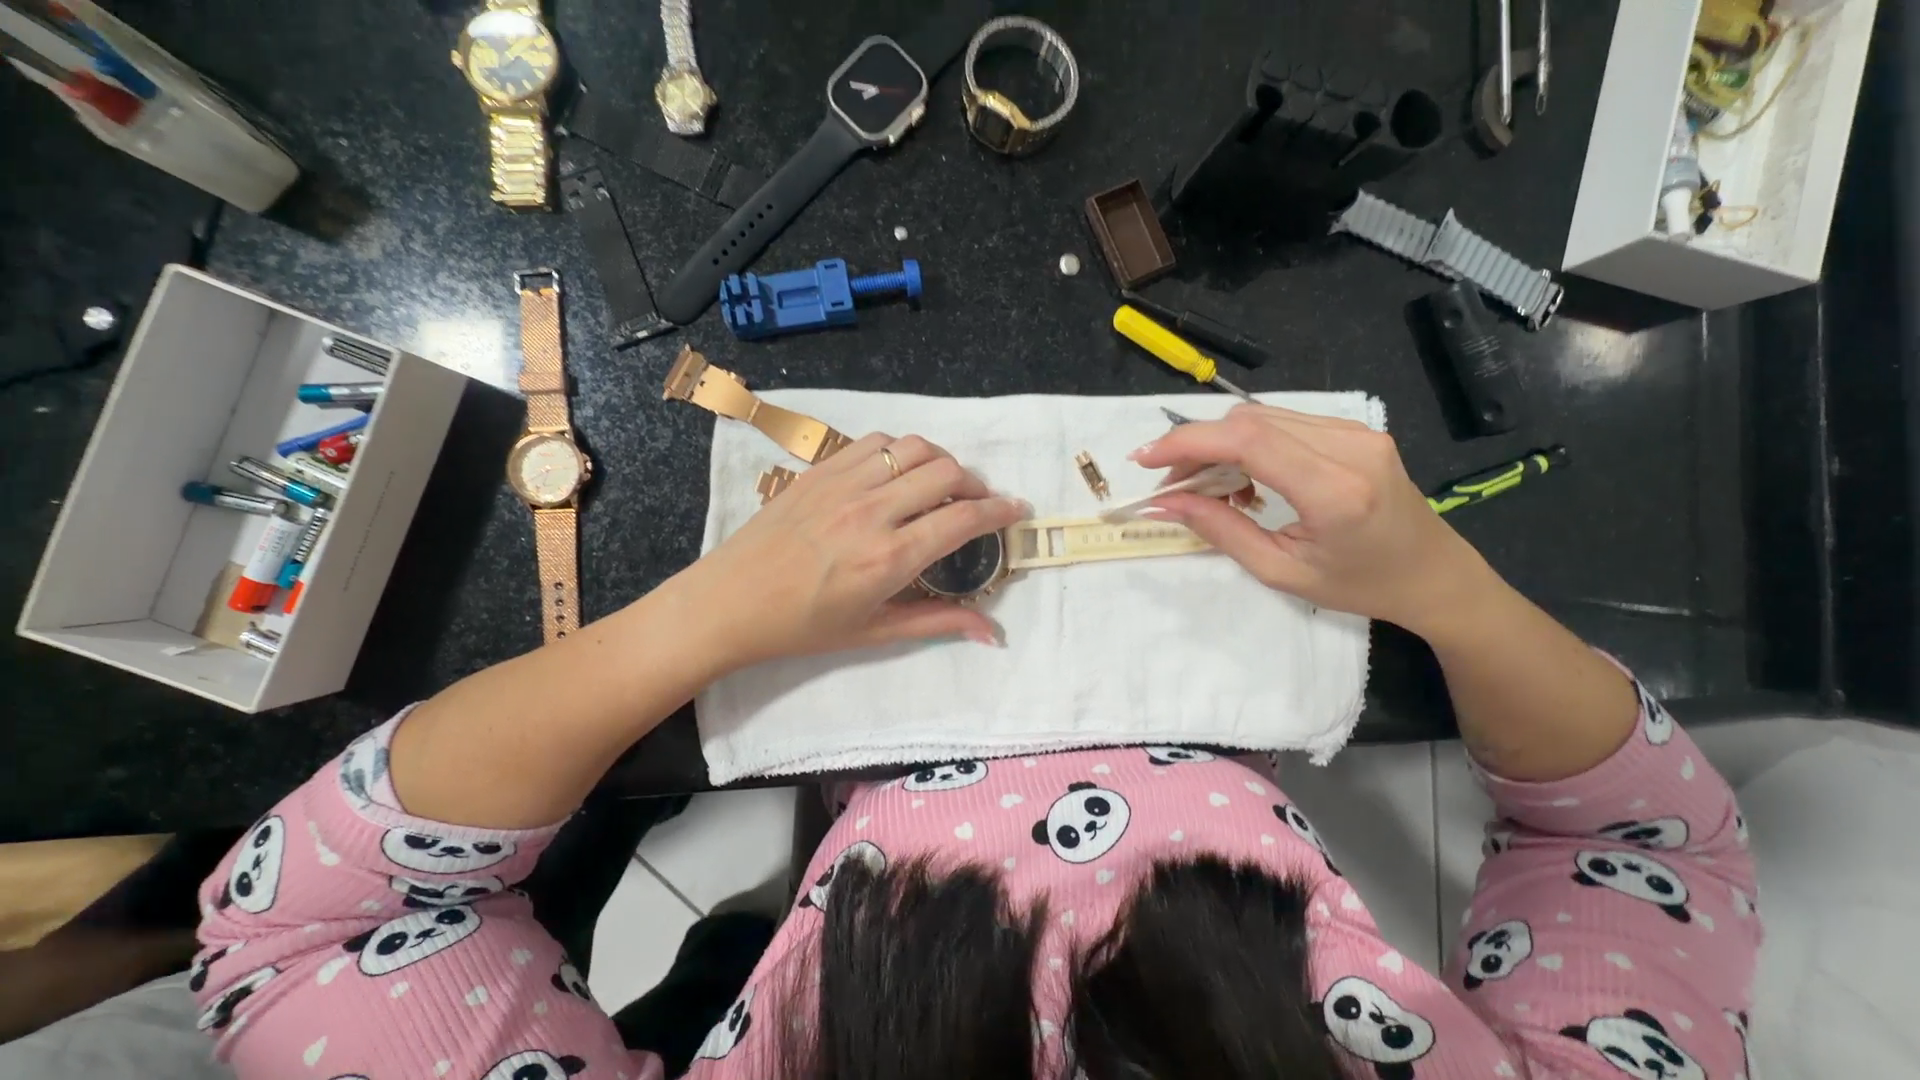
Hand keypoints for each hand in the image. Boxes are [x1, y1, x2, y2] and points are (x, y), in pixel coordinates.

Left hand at [687, 433, 1026, 666]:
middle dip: (975, 485)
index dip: (1000, 511)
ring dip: (940, 461)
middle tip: (977, 504)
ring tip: (942, 484)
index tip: (1016, 510)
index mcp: (888, 559)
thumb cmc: (801, 627)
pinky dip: (900, 451)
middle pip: (946, 472)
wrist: (729, 602)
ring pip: (913, 448)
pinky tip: (897, 472)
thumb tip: (992, 633)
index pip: (962, 519)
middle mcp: (871, 512)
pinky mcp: (820, 470)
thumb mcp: (873, 632)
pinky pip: (875, 442)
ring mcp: (843, 484)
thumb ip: (937, 623)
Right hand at [1131, 404, 1493, 633]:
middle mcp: (1349, 446)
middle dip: (1197, 446)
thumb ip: (1222, 530)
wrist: (1433, 574)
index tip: (1145, 460)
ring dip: (1220, 444)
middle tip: (1172, 486)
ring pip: (1262, 416)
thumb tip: (1164, 503)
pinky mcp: (1355, 430)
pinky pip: (1284, 422)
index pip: (1248, 440)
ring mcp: (1356, 432)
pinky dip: (1248, 444)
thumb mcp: (1282, 571)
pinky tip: (1243, 478)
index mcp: (1335, 489)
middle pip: (1249, 420)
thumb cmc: (1361, 586)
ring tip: (1206, 486)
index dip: (1188, 441)